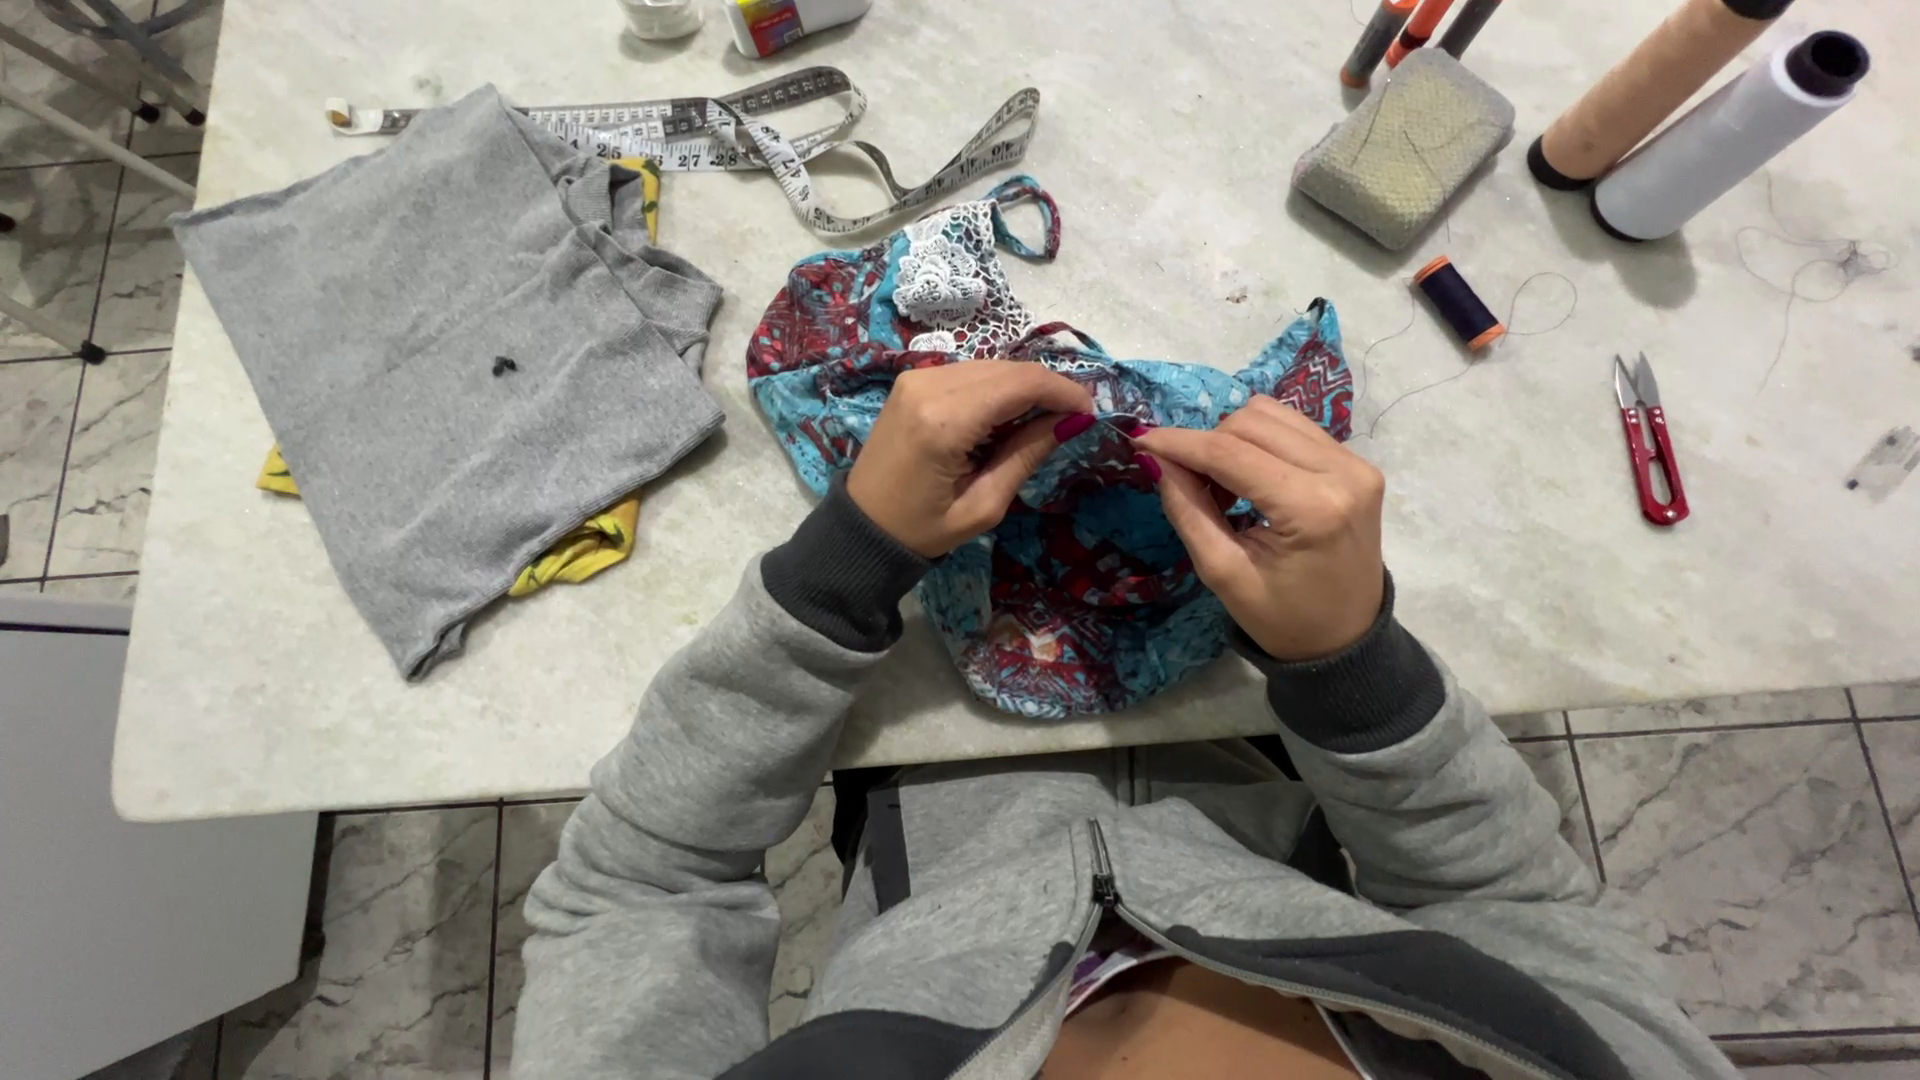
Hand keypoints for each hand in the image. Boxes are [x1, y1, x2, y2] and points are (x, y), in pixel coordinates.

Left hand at [847, 360, 1092, 556]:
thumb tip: (1071, 421)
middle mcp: (928, 385)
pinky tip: (1005, 418)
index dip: (1063, 391)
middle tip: (1072, 419)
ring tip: (1041, 423)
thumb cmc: (922, 529)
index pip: (1020, 384)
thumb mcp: (983, 505)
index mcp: (944, 421)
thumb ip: (1026, 455)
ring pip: (990, 367)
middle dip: (1046, 388)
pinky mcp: (911, 381)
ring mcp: (915, 378)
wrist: (861, 528)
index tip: (1090, 412)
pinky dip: (995, 389)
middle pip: (1008, 369)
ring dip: (1022, 388)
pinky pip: (968, 373)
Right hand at [1134, 398, 1385, 660]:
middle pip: (1250, 423)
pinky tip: (1246, 477)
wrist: (1346, 638)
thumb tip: (1156, 459)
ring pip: (1270, 415)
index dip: (1179, 443)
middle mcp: (1342, 472)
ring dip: (1230, 439)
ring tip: (1219, 484)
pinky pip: (1292, 427)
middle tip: (1184, 482)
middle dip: (1205, 444)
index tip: (1139, 441)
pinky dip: (1256, 442)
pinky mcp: (1356, 462)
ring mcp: (1355, 463)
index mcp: (1312, 508)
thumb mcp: (1222, 572)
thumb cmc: (1281, 618)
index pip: (1231, 454)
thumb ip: (1188, 509)